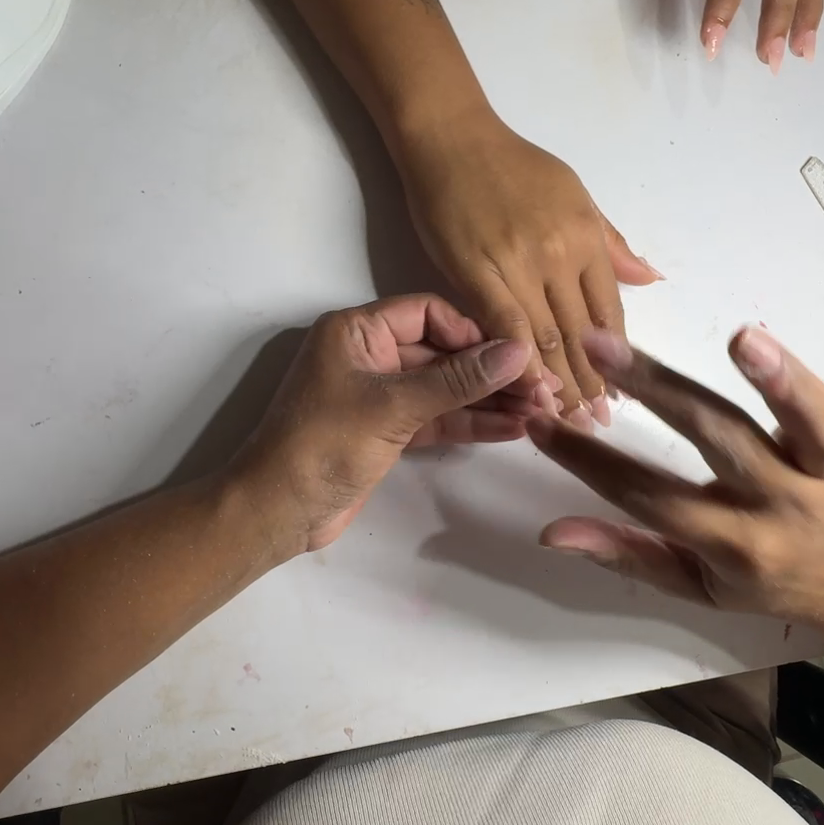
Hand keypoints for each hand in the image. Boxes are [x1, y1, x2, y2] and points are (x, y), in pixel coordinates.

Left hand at [235, 294, 532, 552]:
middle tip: (543, 386)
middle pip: (442, 351)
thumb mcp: (393, 406)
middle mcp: (371, 354)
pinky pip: (437, 416)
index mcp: (357, 330)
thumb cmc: (325, 444)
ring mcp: (382, 394)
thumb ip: (457, 379)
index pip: (428, 313)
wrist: (280, 511)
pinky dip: (470, 421)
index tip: (517, 354)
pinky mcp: (389, 430)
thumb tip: (518, 352)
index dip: (473, 331)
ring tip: (540, 409)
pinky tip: (512, 428)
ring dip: (488, 398)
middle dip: (490, 370)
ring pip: (444, 387)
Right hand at [398, 121, 661, 427]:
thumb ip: (609, 241)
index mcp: (587, 236)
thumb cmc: (511, 166)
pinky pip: (504, 327)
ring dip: (560, 384)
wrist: (451, 140)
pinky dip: (519, 363)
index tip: (619, 394)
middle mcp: (561, 254)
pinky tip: (529, 391)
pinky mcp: (476, 272)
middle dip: (592, 384)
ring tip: (570, 421)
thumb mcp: (573, 193)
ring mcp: (520, 264)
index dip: (616, 358)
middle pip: (583, 334)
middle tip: (599, 425)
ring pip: (547, 338)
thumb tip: (650, 278)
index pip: (609, 311)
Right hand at [529, 325, 823, 628]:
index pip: (649, 497)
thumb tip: (551, 532)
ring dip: (779, 380)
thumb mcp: (690, 585)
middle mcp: (783, 504)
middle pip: (721, 441)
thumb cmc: (759, 582)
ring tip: (741, 336)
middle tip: (599, 344)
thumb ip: (626, 554)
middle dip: (657, 389)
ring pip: (814, 427)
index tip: (540, 419)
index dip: (588, 461)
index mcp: (736, 545)